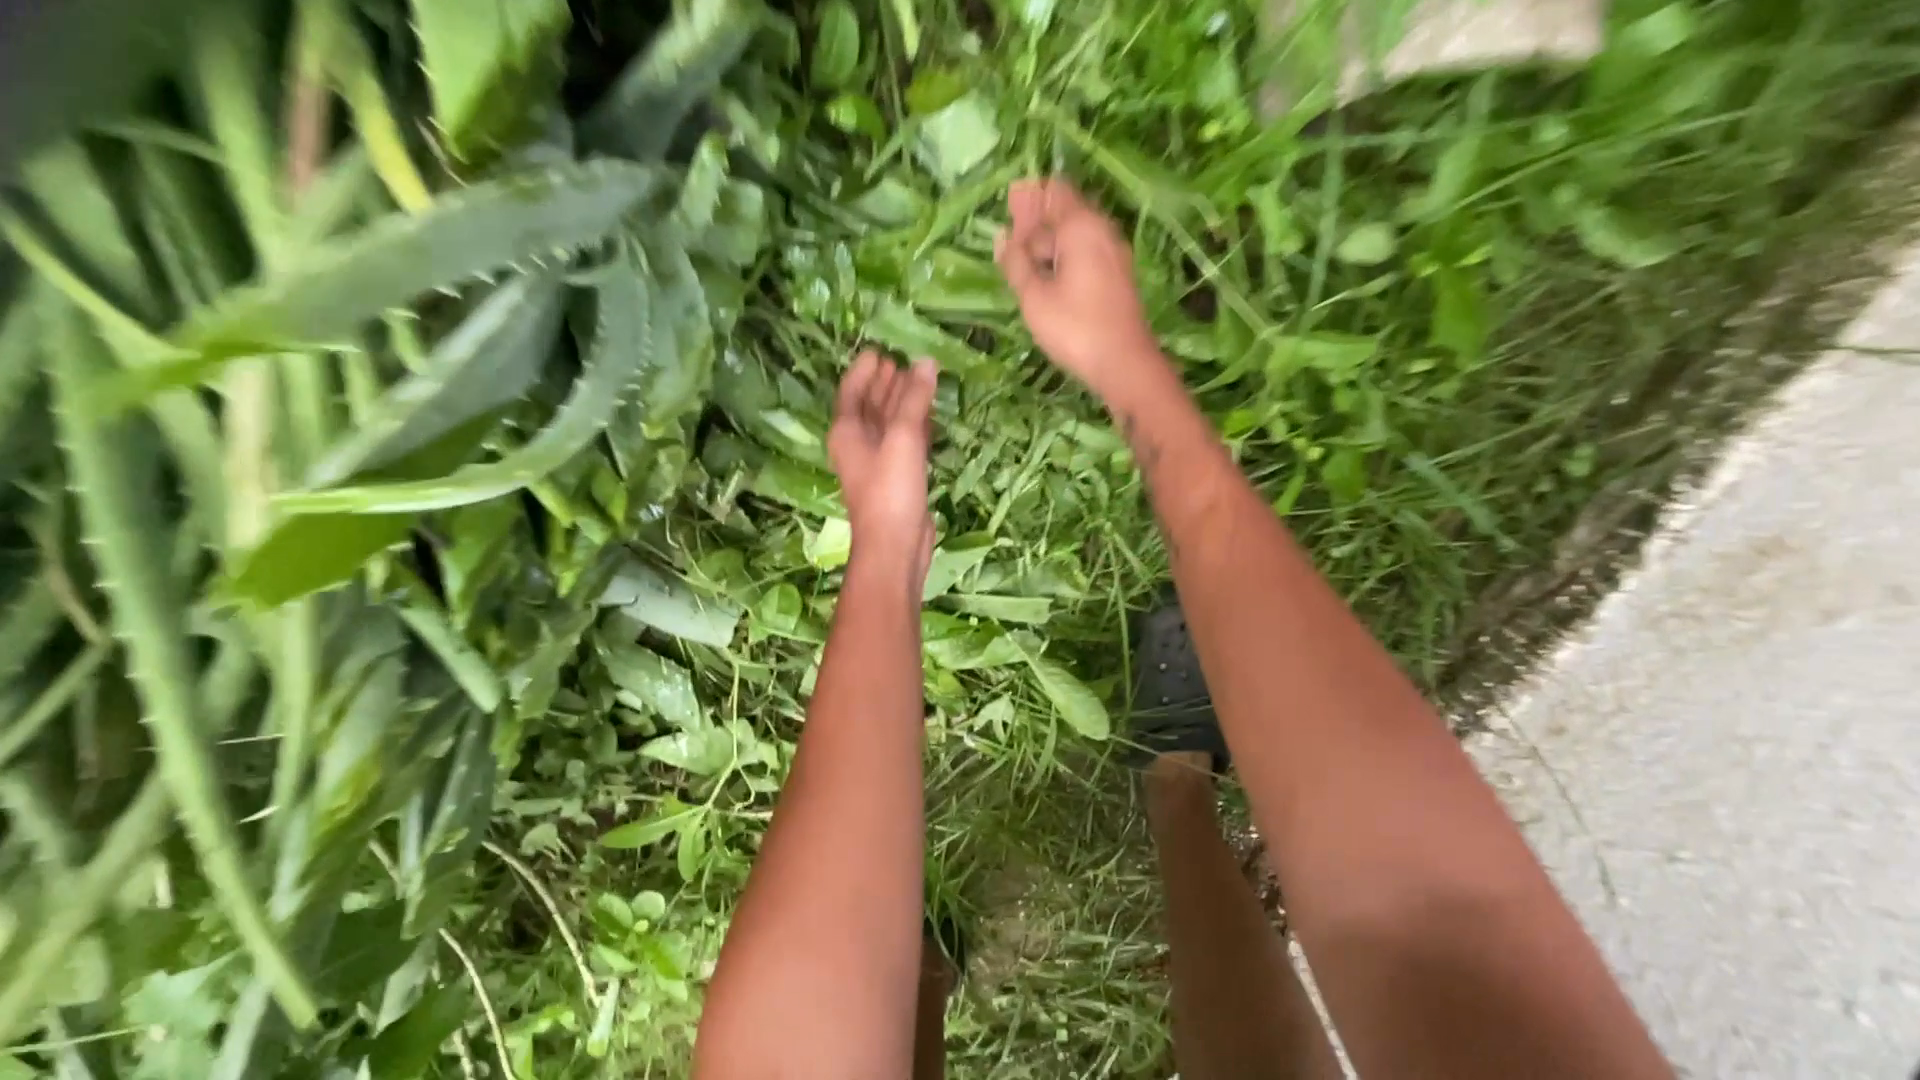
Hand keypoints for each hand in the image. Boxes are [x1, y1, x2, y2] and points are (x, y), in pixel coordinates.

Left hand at [828, 350, 936, 585]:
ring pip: (888, 423)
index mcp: (847, 432)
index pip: (852, 390)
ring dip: (902, 402)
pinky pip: (904, 440)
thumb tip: (925, 362)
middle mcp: (858, 444)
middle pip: (870, 404)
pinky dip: (914, 424)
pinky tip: (929, 416)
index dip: (865, 369)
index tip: (881, 350)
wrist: (895, 546)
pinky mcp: (898, 477)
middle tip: (904, 360)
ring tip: (921, 379)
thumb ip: (914, 399)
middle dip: (885, 382)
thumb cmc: (890, 491)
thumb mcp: (903, 438)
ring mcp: (878, 462)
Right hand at [995, 177, 1163, 396]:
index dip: (1029, 196)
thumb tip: (1002, 237)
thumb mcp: (1034, 297)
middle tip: (1009, 241)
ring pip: (1075, 235)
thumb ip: (1016, 263)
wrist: (1125, 364)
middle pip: (1065, 211)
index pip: (1054, 190)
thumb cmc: (1075, 329)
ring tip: (1023, 263)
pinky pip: (1086, 253)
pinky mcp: (1117, 276)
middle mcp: (1101, 231)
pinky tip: (1047, 278)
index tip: (1007, 209)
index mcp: (1080, 226)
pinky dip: (1065, 257)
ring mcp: (1113, 253)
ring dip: (1049, 242)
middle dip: (1036, 220)